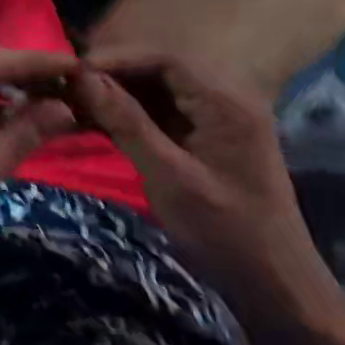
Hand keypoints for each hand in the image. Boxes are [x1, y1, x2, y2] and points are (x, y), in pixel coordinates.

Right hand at [71, 49, 342, 314]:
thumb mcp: (169, 177)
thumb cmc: (224, 232)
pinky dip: (134, 117)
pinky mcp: (210, 139)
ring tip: (77, 105)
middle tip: (69, 89)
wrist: (275, 285)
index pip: (164, 59)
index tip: (75, 71)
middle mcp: (226, 99)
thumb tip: (84, 79)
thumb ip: (127, 123)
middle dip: (115, 77)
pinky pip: (167, 115)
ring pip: (161, 92)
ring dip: (121, 96)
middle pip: (162, 71)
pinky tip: (101, 124)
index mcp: (226, 101)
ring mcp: (219, 119)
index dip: (118, 59)